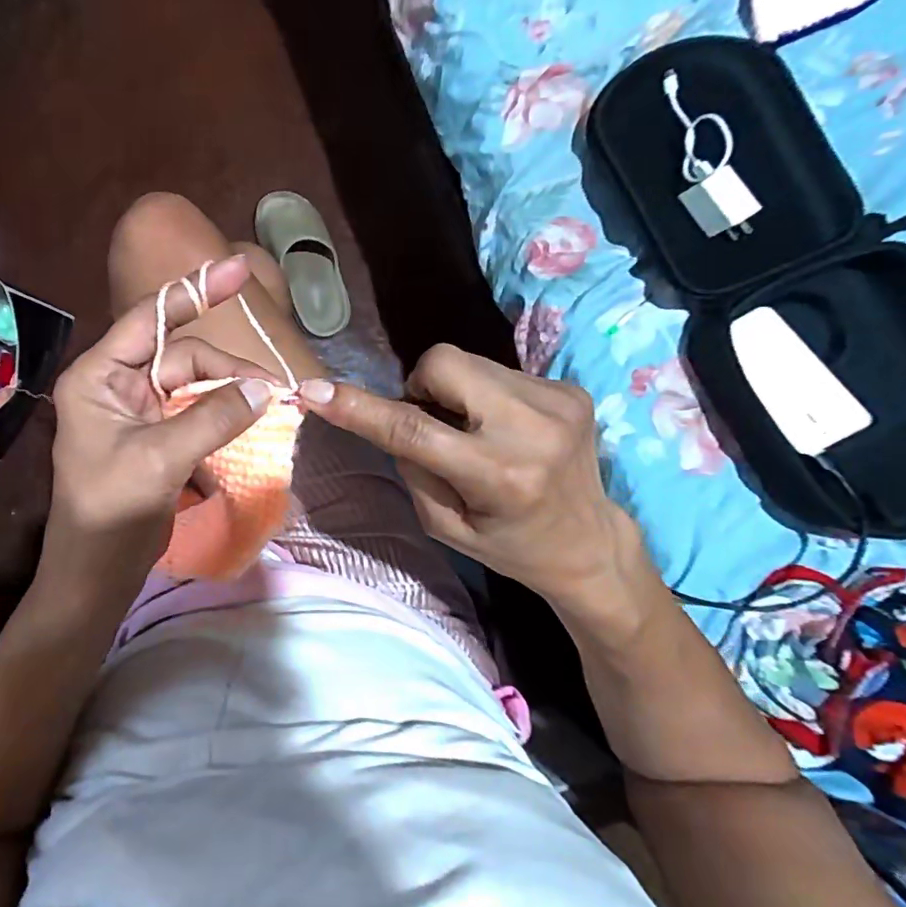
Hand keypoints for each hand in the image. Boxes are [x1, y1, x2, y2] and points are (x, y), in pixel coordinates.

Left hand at [45, 255, 278, 580]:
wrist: (96, 572)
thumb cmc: (111, 513)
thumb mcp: (159, 460)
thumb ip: (212, 418)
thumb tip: (264, 390)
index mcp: (99, 376)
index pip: (151, 318)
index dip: (195, 289)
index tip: (240, 267)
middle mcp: (116, 384)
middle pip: (180, 354)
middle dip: (226, 367)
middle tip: (274, 391)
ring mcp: (136, 410)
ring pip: (192, 383)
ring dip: (229, 392)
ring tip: (270, 406)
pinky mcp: (155, 436)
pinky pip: (194, 410)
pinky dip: (222, 413)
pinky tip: (249, 418)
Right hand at [299, 345, 661, 634]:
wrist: (590, 543)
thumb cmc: (506, 544)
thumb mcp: (443, 524)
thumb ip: (412, 466)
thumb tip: (389, 413)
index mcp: (497, 476)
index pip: (412, 430)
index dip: (359, 408)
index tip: (316, 391)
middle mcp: (532, 429)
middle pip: (442, 363)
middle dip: (421, 387)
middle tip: (435, 426)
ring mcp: (558, 402)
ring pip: (466, 361)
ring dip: (453, 392)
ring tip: (475, 431)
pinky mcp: (570, 388)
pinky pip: (495, 369)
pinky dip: (482, 394)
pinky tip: (502, 427)